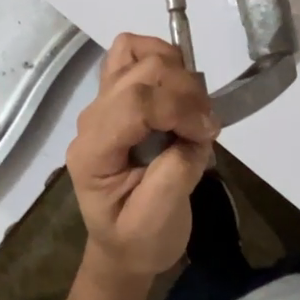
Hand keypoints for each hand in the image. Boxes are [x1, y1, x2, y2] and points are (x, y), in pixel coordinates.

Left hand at [66, 33, 218, 277]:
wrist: (126, 247)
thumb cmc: (140, 240)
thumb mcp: (158, 222)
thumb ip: (175, 173)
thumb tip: (196, 130)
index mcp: (93, 152)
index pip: (135, 103)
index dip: (179, 108)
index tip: (208, 134)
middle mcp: (91, 119)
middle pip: (141, 71)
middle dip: (184, 91)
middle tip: (206, 126)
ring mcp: (102, 102)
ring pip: (136, 52)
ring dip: (176, 71)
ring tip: (192, 107)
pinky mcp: (118, 94)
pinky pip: (134, 51)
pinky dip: (163, 58)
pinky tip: (179, 90)